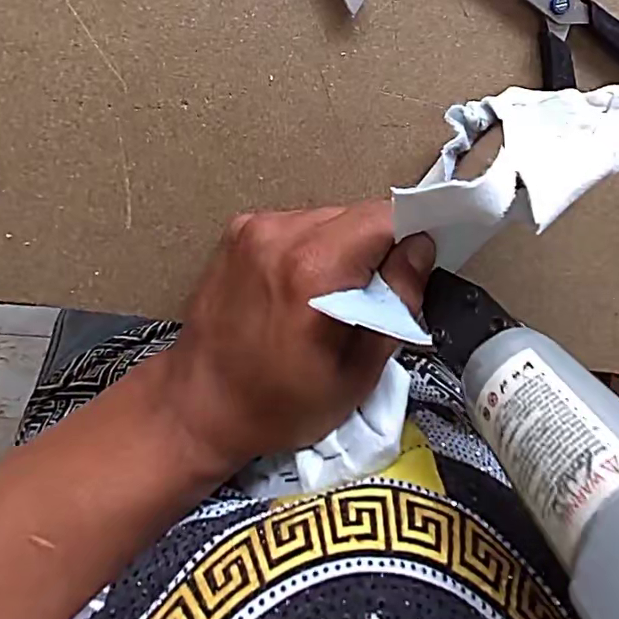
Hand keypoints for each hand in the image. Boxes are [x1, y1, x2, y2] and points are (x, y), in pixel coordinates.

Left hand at [154, 200, 436, 474]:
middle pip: (356, 215)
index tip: (415, 262)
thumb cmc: (279, 404)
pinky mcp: (238, 230)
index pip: (384, 216)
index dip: (409, 234)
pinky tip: (299, 288)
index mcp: (312, 268)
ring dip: (342, 248)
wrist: (197, 402)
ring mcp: (253, 228)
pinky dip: (311, 247)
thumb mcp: (357, 373)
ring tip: (329, 296)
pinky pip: (298, 224)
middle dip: (375, 248)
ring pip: (328, 218)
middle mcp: (279, 234)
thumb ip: (397, 303)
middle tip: (370, 296)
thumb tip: (420, 249)